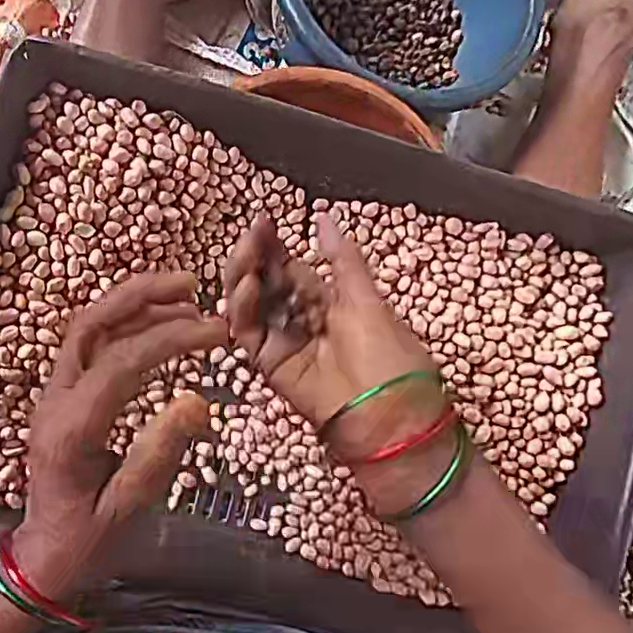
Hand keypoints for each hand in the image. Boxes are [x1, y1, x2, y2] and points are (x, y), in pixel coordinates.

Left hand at [14, 272, 226, 599]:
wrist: (42, 557)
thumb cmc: (86, 543)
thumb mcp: (128, 509)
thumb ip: (159, 455)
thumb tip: (196, 401)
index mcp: (71, 430)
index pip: (120, 363)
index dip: (171, 338)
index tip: (216, 331)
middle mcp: (54, 401)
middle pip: (90, 325)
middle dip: (140, 296)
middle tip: (191, 285)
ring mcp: (52, 395)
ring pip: (86, 329)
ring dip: (132, 305)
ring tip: (184, 299)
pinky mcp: (60, 397)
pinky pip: (88, 347)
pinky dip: (123, 325)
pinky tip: (156, 327)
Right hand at [221, 212, 441, 426]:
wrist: (390, 415)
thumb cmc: (389, 356)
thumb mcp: (367, 298)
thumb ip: (341, 259)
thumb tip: (324, 217)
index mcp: (324, 302)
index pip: (288, 267)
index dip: (274, 245)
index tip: (263, 220)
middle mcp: (298, 319)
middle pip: (264, 283)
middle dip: (255, 255)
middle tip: (252, 232)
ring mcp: (281, 341)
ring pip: (249, 304)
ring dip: (243, 276)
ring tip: (245, 252)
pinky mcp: (268, 363)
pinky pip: (247, 332)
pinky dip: (242, 309)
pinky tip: (248, 286)